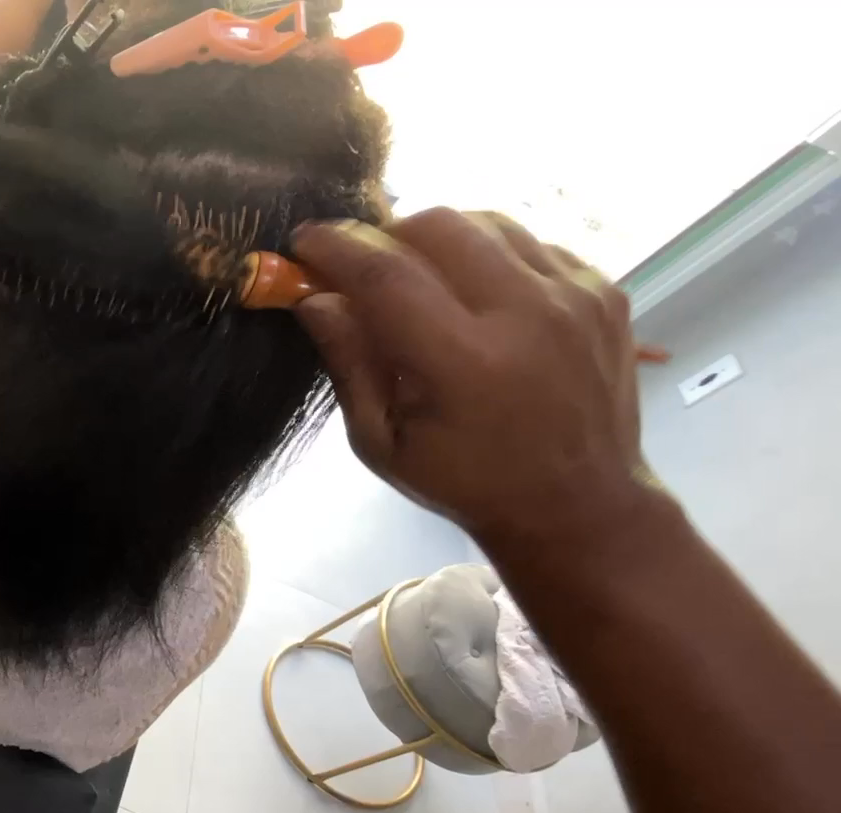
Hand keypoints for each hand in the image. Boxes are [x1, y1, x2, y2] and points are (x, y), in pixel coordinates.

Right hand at [290, 209, 657, 547]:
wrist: (575, 500)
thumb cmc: (459, 479)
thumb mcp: (378, 439)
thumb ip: (350, 362)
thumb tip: (314, 300)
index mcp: (462, 361)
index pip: (386, 274)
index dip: (336, 247)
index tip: (302, 240)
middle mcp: (525, 312)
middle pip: (439, 226)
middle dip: (382, 233)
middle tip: (355, 264)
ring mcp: (574, 294)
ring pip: (487, 221)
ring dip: (432, 238)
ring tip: (410, 274)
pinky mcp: (602, 288)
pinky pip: (528, 242)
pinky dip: (482, 253)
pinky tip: (466, 292)